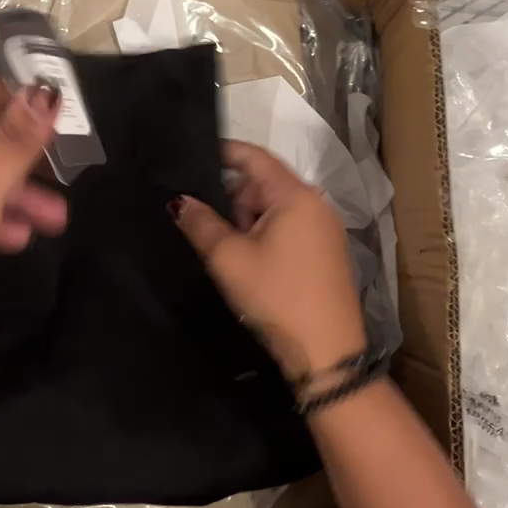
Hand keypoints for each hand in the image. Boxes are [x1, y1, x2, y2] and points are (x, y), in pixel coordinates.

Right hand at [171, 140, 366, 380]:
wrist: (327, 355)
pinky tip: (252, 263)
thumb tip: (179, 200)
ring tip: (232, 255)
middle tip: (213, 231)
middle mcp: (315, 203)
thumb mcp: (228, 258)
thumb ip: (200, 222)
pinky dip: (265, 235)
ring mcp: (324, 228)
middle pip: (262, 182)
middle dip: (233, 200)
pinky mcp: (325, 252)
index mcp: (295, 195)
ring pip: (273, 207)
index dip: (221, 152)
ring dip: (248, 222)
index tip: (190, 158)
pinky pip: (287, 226)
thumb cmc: (276, 297)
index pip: (253, 156)